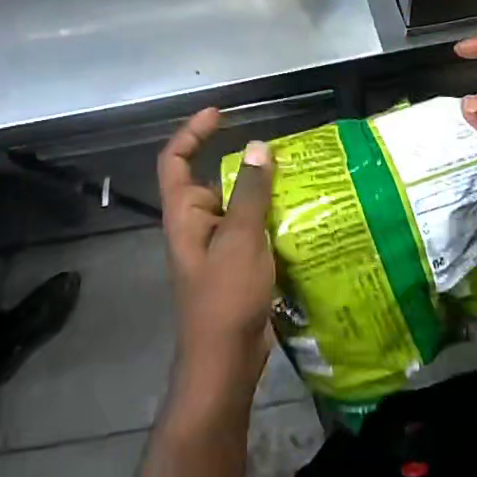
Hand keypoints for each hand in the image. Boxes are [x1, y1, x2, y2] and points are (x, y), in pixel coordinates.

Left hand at [155, 108, 277, 379]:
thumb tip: (258, 147)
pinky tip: (302, 218)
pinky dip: (270, 220)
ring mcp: (216, 247)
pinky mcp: (235, 266)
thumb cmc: (225, 296)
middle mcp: (195, 224)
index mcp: (183, 213)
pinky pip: (251, 231)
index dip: (191, 132)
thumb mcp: (240, 238)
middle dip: (245, 167)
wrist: (226, 362)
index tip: (219, 114)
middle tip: (282, 155)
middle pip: (213, 180)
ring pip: (236, 207)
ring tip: (301, 180)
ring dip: (262, 194)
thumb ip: (249, 191)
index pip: (174, 159)